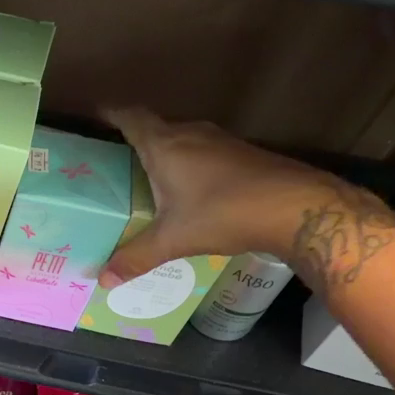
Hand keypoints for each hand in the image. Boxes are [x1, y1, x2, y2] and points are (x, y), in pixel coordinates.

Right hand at [99, 108, 342, 287]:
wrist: (296, 207)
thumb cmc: (224, 212)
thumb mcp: (174, 240)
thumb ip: (136, 258)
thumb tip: (103, 280)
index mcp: (166, 146)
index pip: (133, 119)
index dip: (113, 114)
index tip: (98, 115)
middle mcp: (192, 135)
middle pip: (157, 127)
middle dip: (136, 138)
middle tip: (117, 157)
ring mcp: (222, 142)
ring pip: (183, 139)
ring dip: (166, 151)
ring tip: (149, 174)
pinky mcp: (244, 154)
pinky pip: (204, 151)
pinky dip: (189, 163)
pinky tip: (189, 189)